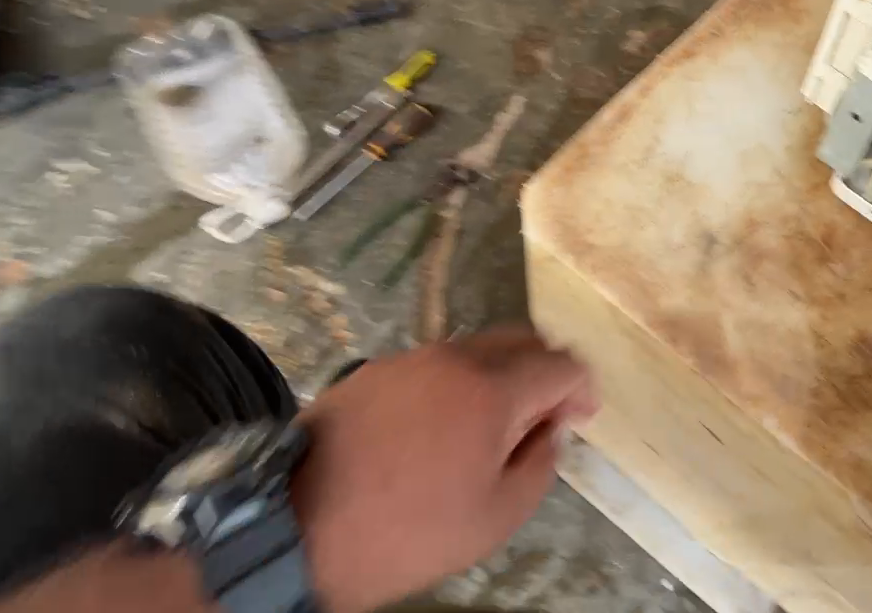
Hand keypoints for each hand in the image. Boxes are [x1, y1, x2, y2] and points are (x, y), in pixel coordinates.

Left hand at [289, 326, 597, 612]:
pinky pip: (440, 363)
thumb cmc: (403, 531)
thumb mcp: (492, 519)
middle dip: (547, 372)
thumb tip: (549, 430)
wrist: (288, 527)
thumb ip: (540, 465)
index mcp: (495, 389)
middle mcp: (460, 357)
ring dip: (503, 375)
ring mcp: (416, 357)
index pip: (563, 363)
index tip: (581, 418)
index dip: (583, 388)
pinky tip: (441, 426)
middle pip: (526, 340)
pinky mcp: (379, 368)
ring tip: (489, 426)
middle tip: (543, 417)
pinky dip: (461, 382)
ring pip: (482, 348)